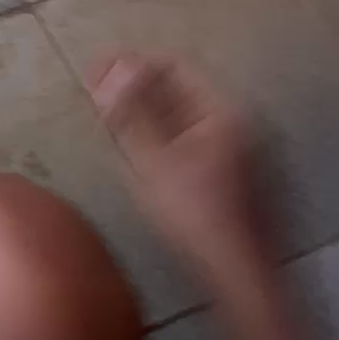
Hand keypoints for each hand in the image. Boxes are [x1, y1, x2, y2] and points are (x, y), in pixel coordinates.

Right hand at [87, 51, 275, 286]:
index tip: (94, 71)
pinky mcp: (238, 166)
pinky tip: (139, 141)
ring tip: (110, 114)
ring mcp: (243, 144)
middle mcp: (240, 120)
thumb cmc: (196, 214)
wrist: (242, 276)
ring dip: (146, 106)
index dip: (130, 62)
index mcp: (225, 110)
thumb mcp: (152, 158)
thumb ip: (130, 109)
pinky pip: (193, 130)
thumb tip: (109, 67)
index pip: (173, 64)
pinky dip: (163, 127)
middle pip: (180, 85)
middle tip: (96, 91)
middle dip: (135, 84)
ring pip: (185, 110)